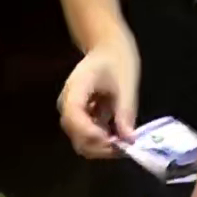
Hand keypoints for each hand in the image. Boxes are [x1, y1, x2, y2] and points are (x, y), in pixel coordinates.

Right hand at [57, 32, 139, 158]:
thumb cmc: (117, 58)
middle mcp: (67, 106)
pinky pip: (86, 138)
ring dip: (101, 147)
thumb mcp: (126, 83)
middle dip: (99, 147)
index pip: (74, 118)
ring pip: (81, 142)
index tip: (113, 141)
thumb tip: (129, 139)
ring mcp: (70, 115)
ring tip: (121, 142)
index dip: (91, 133)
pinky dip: (101, 142)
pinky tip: (115, 135)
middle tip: (123, 147)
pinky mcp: (77, 121)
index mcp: (75, 89)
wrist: (107, 49)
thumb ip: (125, 112)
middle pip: (77, 136)